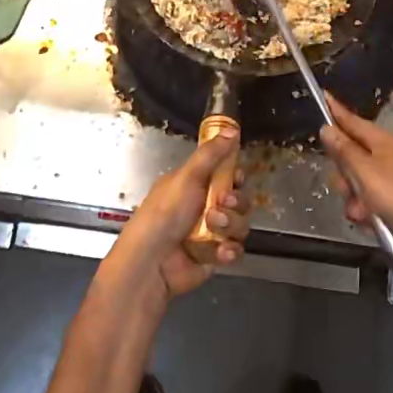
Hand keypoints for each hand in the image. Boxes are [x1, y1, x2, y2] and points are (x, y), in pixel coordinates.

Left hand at [108, 126, 246, 302]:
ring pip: (241, 224)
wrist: (151, 262)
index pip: (226, 175)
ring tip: (213, 228)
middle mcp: (205, 206)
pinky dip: (228, 250)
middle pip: (240, 199)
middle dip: (236, 202)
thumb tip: (232, 130)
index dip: (236, 176)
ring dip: (231, 225)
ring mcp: (212, 232)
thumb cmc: (164, 213)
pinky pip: (236, 249)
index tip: (237, 177)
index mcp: (195, 184)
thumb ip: (211, 154)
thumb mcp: (186, 177)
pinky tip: (219, 252)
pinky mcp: (215, 256)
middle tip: (222, 203)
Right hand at [319, 93, 392, 255]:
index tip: (323, 95)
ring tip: (362, 209)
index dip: (336, 111)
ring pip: (353, 181)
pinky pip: (363, 199)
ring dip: (352, 197)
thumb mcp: (364, 172)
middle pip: (348, 155)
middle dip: (343, 174)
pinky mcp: (389, 199)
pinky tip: (368, 219)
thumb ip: (343, 151)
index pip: (352, 121)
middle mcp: (385, 155)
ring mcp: (387, 178)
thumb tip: (327, 129)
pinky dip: (362, 210)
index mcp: (382, 142)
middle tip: (347, 185)